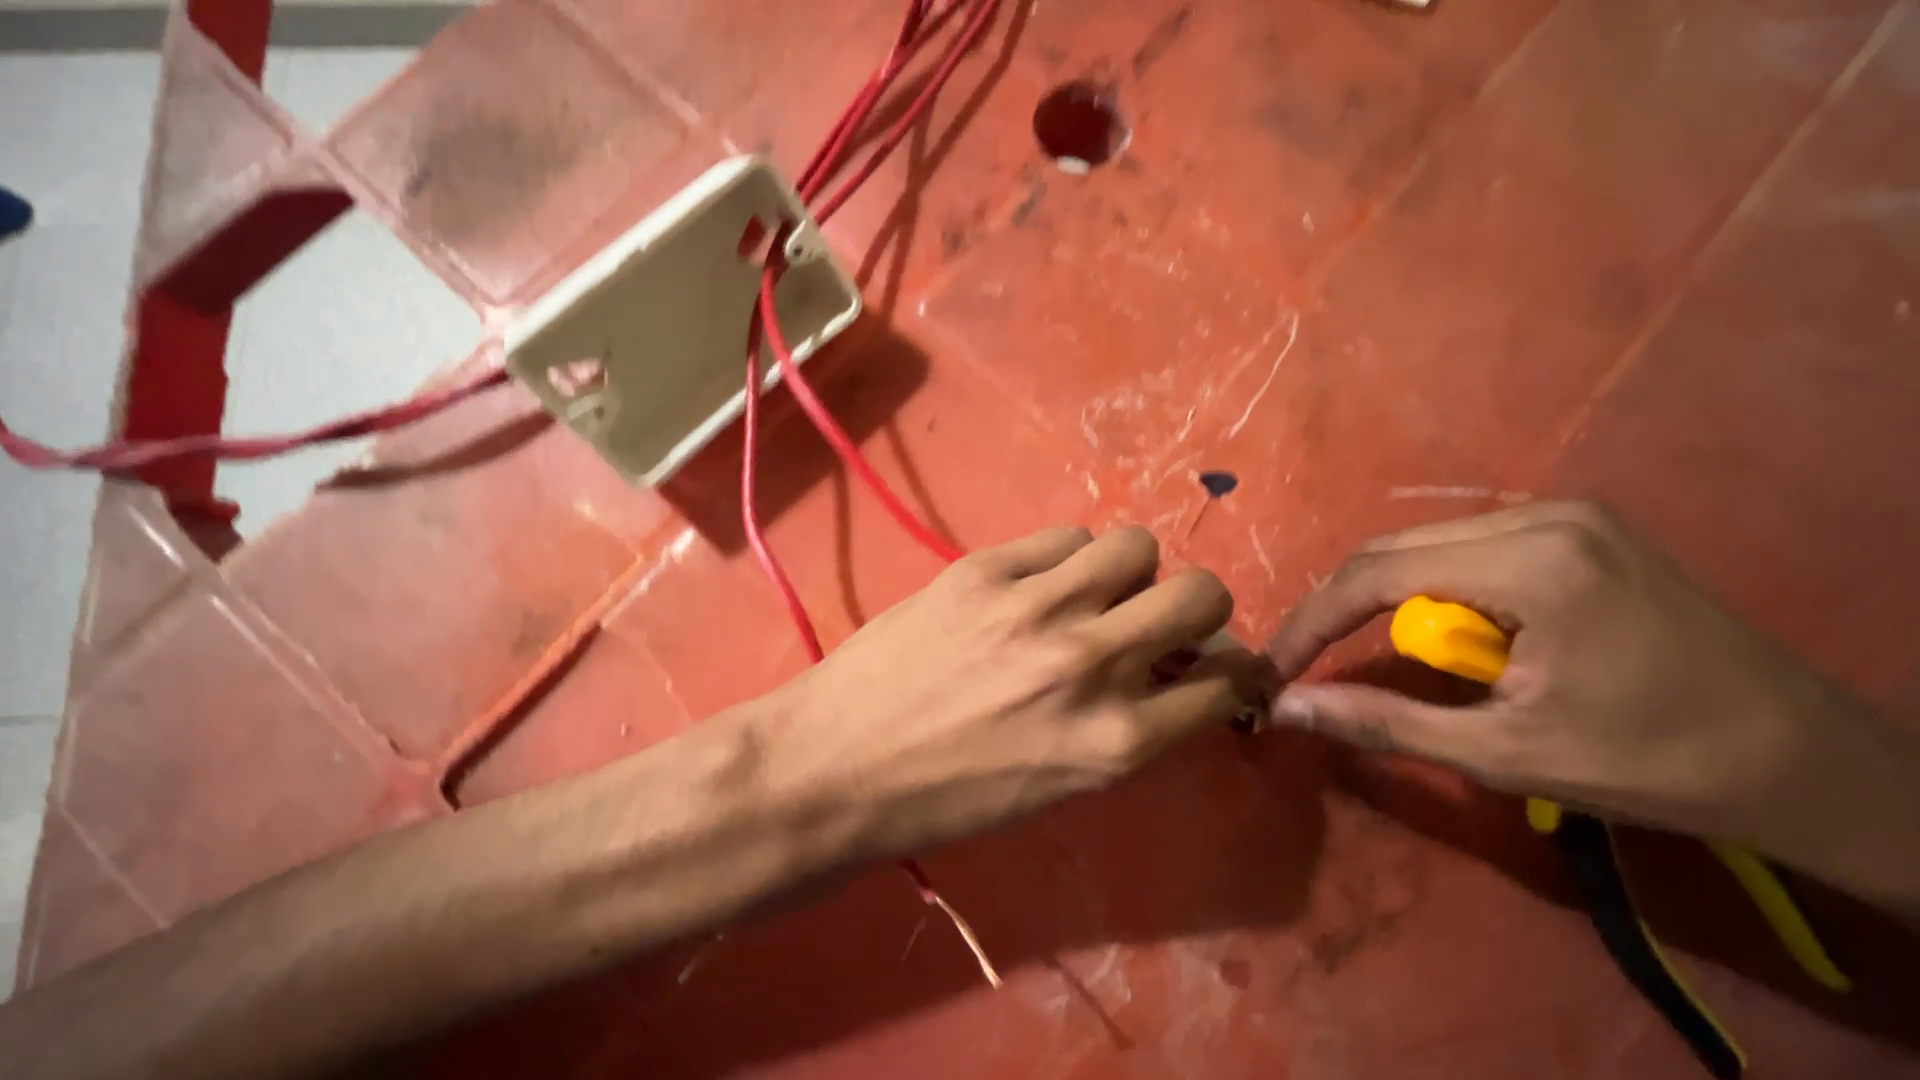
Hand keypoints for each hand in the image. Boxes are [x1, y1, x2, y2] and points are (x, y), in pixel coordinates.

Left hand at [756, 525, 1273, 863]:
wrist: (838, 765)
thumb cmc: (948, 798)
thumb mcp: (1059, 784)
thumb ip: (1127, 727)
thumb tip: (1171, 674)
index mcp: (1115, 740)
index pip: (1221, 685)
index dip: (1228, 675)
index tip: (1212, 669)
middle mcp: (1091, 664)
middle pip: (1202, 594)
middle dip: (1199, 609)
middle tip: (1161, 620)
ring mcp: (1035, 607)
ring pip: (1135, 545)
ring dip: (1129, 573)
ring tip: (1091, 594)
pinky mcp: (983, 569)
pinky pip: (1063, 536)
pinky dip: (1066, 559)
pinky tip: (1035, 585)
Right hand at [1265, 500, 1919, 910]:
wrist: (1798, 757)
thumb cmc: (1651, 763)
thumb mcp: (1504, 753)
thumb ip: (1384, 721)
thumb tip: (1285, 709)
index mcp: (1531, 562)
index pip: (1375, 573)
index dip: (1311, 621)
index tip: (1273, 670)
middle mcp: (1542, 514)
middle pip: (1393, 547)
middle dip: (1338, 607)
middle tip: (1304, 664)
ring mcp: (1566, 513)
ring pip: (1424, 543)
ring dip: (1379, 597)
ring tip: (1355, 651)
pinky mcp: (1579, 527)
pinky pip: (1465, 546)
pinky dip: (1426, 587)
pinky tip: (1427, 628)